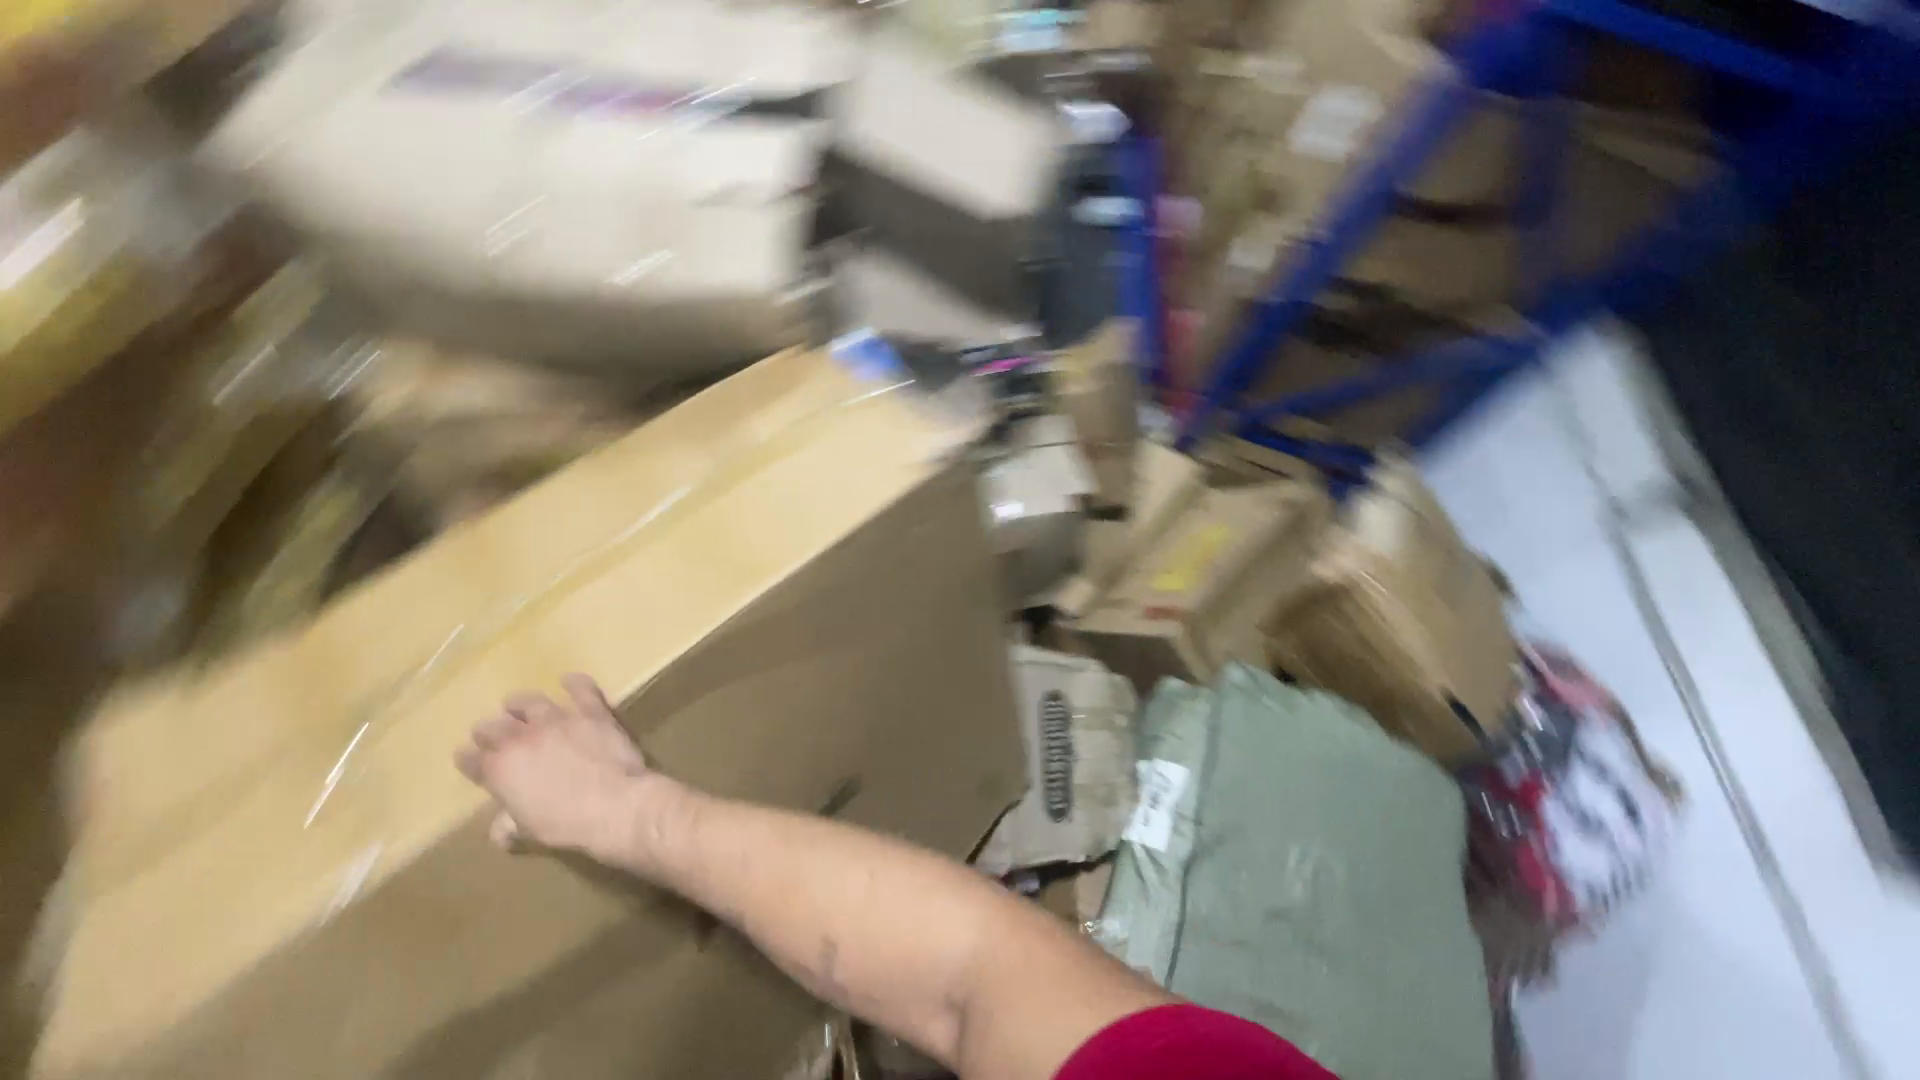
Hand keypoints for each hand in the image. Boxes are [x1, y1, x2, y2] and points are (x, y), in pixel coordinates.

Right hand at [455, 673, 667, 860]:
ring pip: (530, 702)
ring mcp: (557, 721)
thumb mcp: (529, 832)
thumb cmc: (566, 824)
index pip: (472, 760)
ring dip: (520, 703)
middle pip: (494, 727)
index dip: (468, 758)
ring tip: (516, 703)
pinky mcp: (591, 713)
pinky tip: (569, 679)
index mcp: (500, 770)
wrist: (614, 804)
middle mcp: (522, 738)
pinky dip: (575, 683)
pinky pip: (581, 690)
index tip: (466, 756)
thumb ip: (508, 826)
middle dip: (488, 730)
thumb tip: (498, 830)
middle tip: (490, 730)